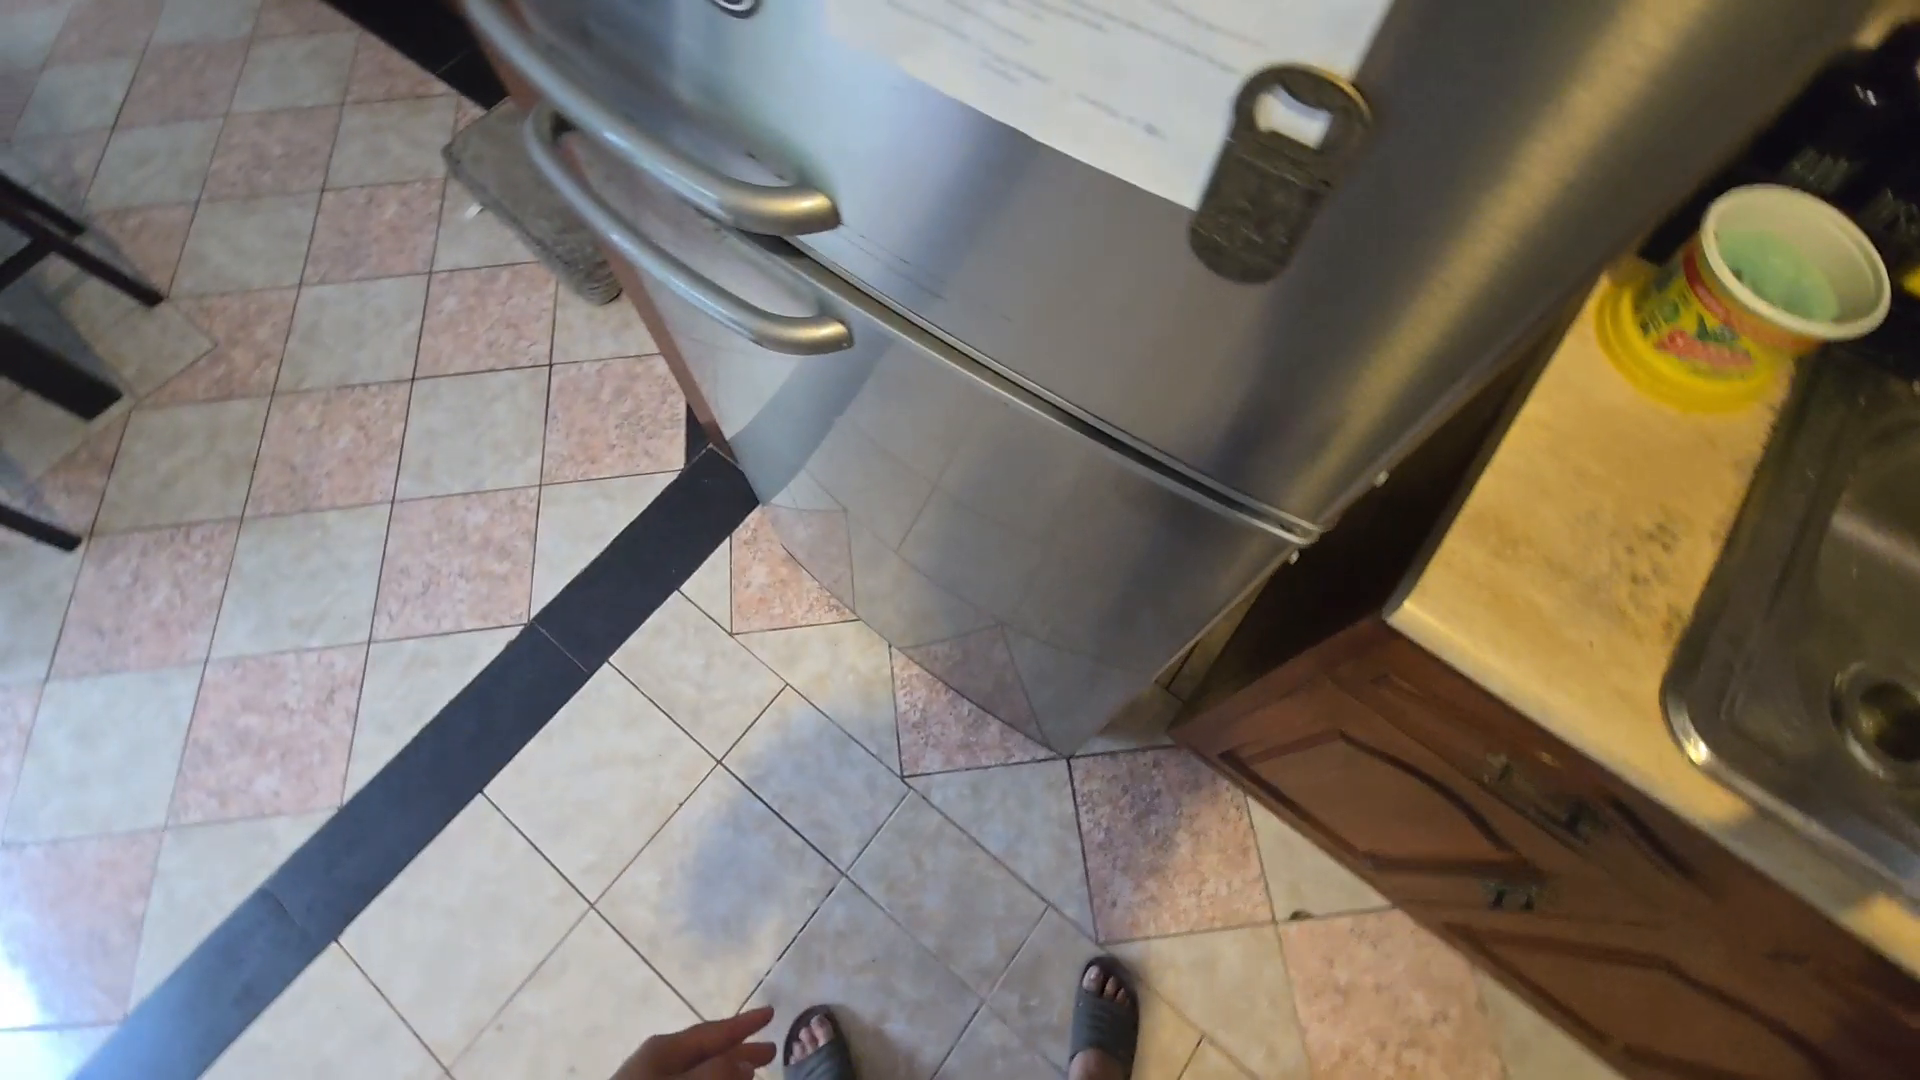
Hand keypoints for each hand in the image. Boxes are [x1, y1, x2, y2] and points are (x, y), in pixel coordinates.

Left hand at [611, 1007, 777, 1079]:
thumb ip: (716, 1073)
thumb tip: (746, 1060)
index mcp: (664, 1050)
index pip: (713, 1030)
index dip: (744, 1024)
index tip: (772, 1013)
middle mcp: (657, 1065)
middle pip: (707, 1054)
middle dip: (738, 1056)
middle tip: (770, 1055)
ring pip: (698, 1077)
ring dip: (725, 1078)